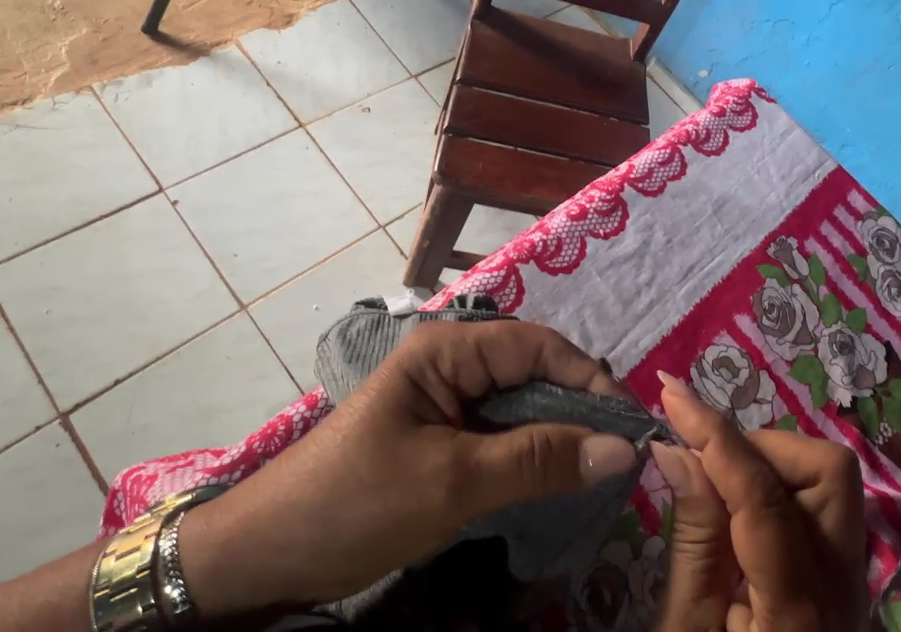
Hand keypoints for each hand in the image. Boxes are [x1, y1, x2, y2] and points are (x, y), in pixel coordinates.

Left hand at [174, 320, 638, 615]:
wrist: (269, 554)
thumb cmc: (356, 503)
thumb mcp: (453, 482)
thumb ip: (538, 461)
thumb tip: (622, 448)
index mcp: (448, 350)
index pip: (538, 346)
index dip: (589, 379)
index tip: (631, 425)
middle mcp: (451, 364)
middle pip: (534, 373)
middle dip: (580, 409)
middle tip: (624, 454)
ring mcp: (446, 402)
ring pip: (521, 407)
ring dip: (560, 435)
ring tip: (602, 469)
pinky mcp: (442, 438)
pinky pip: (502, 435)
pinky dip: (533, 455)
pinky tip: (559, 479)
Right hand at [653, 371, 867, 631]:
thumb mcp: (685, 630)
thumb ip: (693, 538)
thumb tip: (679, 448)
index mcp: (800, 613)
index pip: (763, 498)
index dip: (714, 434)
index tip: (671, 392)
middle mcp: (845, 589)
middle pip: (830, 472)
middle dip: (763, 448)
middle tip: (706, 465)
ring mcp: (853, 584)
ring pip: (830, 481)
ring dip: (770, 464)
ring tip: (718, 493)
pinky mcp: (844, 581)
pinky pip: (820, 507)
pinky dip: (778, 488)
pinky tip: (736, 513)